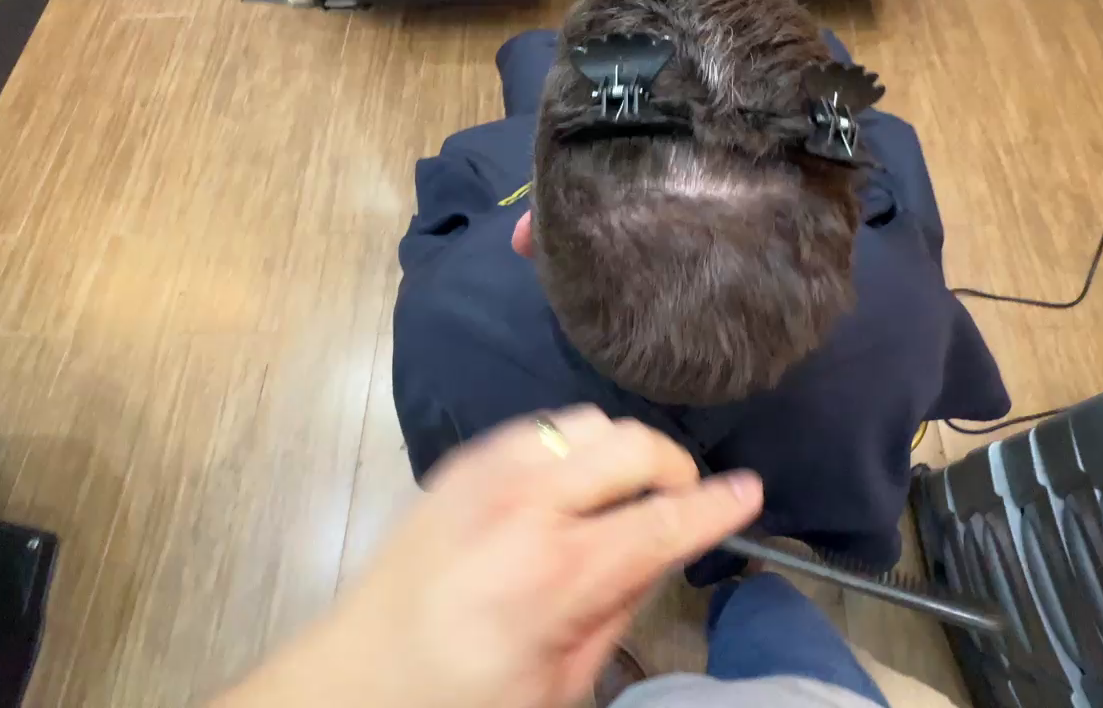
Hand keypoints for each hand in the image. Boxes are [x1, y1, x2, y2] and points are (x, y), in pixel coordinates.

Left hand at [214, 406, 762, 707]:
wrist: (354, 678)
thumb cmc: (462, 700)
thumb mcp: (559, 683)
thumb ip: (619, 605)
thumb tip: (662, 546)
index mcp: (551, 576)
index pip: (659, 523)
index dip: (714, 506)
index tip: (748, 491)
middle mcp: (522, 503)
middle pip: (630, 446)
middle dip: (673, 465)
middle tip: (679, 500)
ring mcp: (487, 470)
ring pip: (588, 422)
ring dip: (619, 452)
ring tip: (619, 493)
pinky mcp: (463, 457)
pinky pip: (542, 426)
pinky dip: (573, 446)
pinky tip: (567, 485)